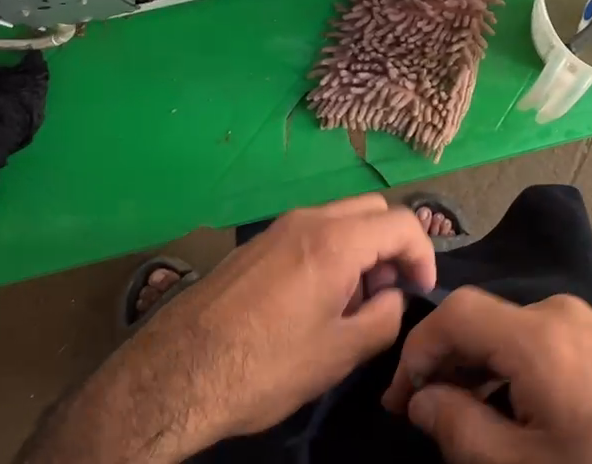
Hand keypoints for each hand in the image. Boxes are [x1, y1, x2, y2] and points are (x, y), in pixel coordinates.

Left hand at [28, 194, 434, 462]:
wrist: (168, 380)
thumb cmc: (262, 368)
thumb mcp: (338, 354)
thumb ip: (384, 318)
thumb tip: (392, 298)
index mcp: (337, 240)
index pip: (403, 222)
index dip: (423, 254)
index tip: (420, 291)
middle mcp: (309, 220)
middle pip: (373, 210)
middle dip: (392, 245)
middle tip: (388, 292)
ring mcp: (276, 229)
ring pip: (340, 219)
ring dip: (360, 249)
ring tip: (350, 302)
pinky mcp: (252, 247)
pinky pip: (309, 233)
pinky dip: (330, 253)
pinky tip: (310, 302)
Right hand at [382, 288, 591, 463]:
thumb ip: (462, 428)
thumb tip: (423, 398)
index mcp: (536, 334)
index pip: (456, 311)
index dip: (417, 350)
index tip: (398, 399)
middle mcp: (562, 312)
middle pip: (487, 320)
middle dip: (448, 363)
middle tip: (426, 416)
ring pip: (517, 332)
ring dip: (484, 369)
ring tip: (471, 419)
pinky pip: (550, 341)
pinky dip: (519, 368)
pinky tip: (523, 411)